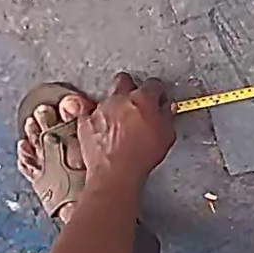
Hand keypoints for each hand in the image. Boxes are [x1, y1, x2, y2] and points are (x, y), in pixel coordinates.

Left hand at [78, 72, 174, 195]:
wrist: (116, 172)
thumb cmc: (141, 155)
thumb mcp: (166, 136)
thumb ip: (167, 116)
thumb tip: (167, 108)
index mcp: (143, 99)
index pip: (154, 84)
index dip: (158, 91)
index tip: (159, 98)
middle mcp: (120, 99)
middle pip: (125, 80)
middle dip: (132, 87)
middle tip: (137, 102)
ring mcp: (101, 108)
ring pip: (108, 97)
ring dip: (115, 105)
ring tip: (121, 121)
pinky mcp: (86, 121)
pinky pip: (89, 111)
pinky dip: (96, 117)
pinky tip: (103, 128)